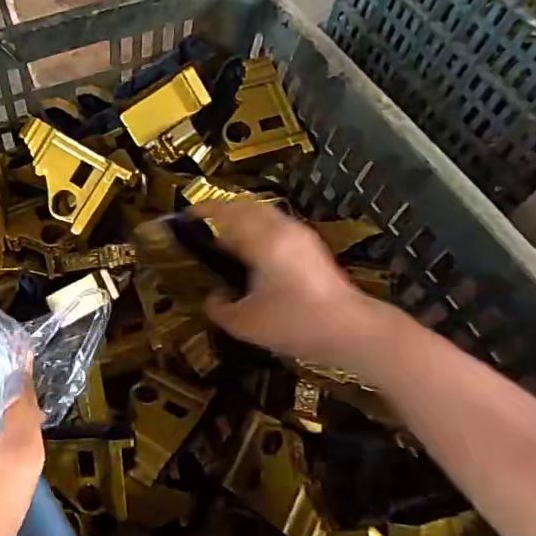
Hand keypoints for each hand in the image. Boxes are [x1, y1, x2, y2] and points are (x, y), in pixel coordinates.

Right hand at [193, 199, 405, 376]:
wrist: (351, 330)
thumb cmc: (294, 323)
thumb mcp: (244, 323)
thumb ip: (219, 308)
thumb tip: (211, 297)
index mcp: (261, 241)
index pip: (226, 213)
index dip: (202, 211)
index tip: (185, 216)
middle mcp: (281, 230)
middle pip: (247, 205)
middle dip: (222, 209)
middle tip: (202, 223)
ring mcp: (300, 236)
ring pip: (264, 213)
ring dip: (242, 218)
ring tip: (224, 236)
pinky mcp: (311, 248)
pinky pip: (276, 225)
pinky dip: (257, 228)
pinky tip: (251, 251)